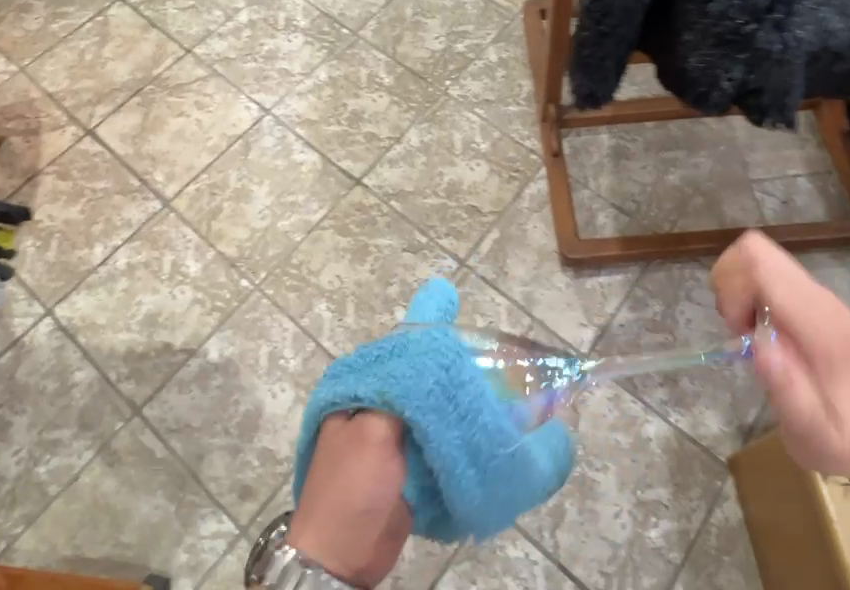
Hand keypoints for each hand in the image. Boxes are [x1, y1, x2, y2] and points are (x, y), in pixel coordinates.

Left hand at [293, 278, 574, 544]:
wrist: (341, 554)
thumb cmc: (353, 485)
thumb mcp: (377, 428)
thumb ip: (410, 385)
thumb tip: (439, 331)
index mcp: (364, 388)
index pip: (405, 345)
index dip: (430, 321)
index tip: (450, 295)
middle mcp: (380, 405)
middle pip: (427, 375)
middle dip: (460, 365)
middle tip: (499, 354)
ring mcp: (396, 439)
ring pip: (439, 408)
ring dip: (468, 401)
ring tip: (508, 389)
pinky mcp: (413, 469)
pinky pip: (444, 441)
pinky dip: (466, 435)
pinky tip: (494, 432)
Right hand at [711, 230, 849, 478]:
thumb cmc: (849, 439)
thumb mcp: (817, 437)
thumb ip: (789, 393)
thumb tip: (759, 345)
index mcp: (820, 323)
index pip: (761, 265)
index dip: (733, 289)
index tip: (738, 332)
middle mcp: (819, 298)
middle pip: (755, 250)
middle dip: (729, 285)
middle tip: (738, 330)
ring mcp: (816, 295)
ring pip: (757, 257)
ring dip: (736, 290)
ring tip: (746, 333)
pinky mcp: (809, 300)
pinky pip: (765, 272)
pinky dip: (746, 293)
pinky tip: (757, 331)